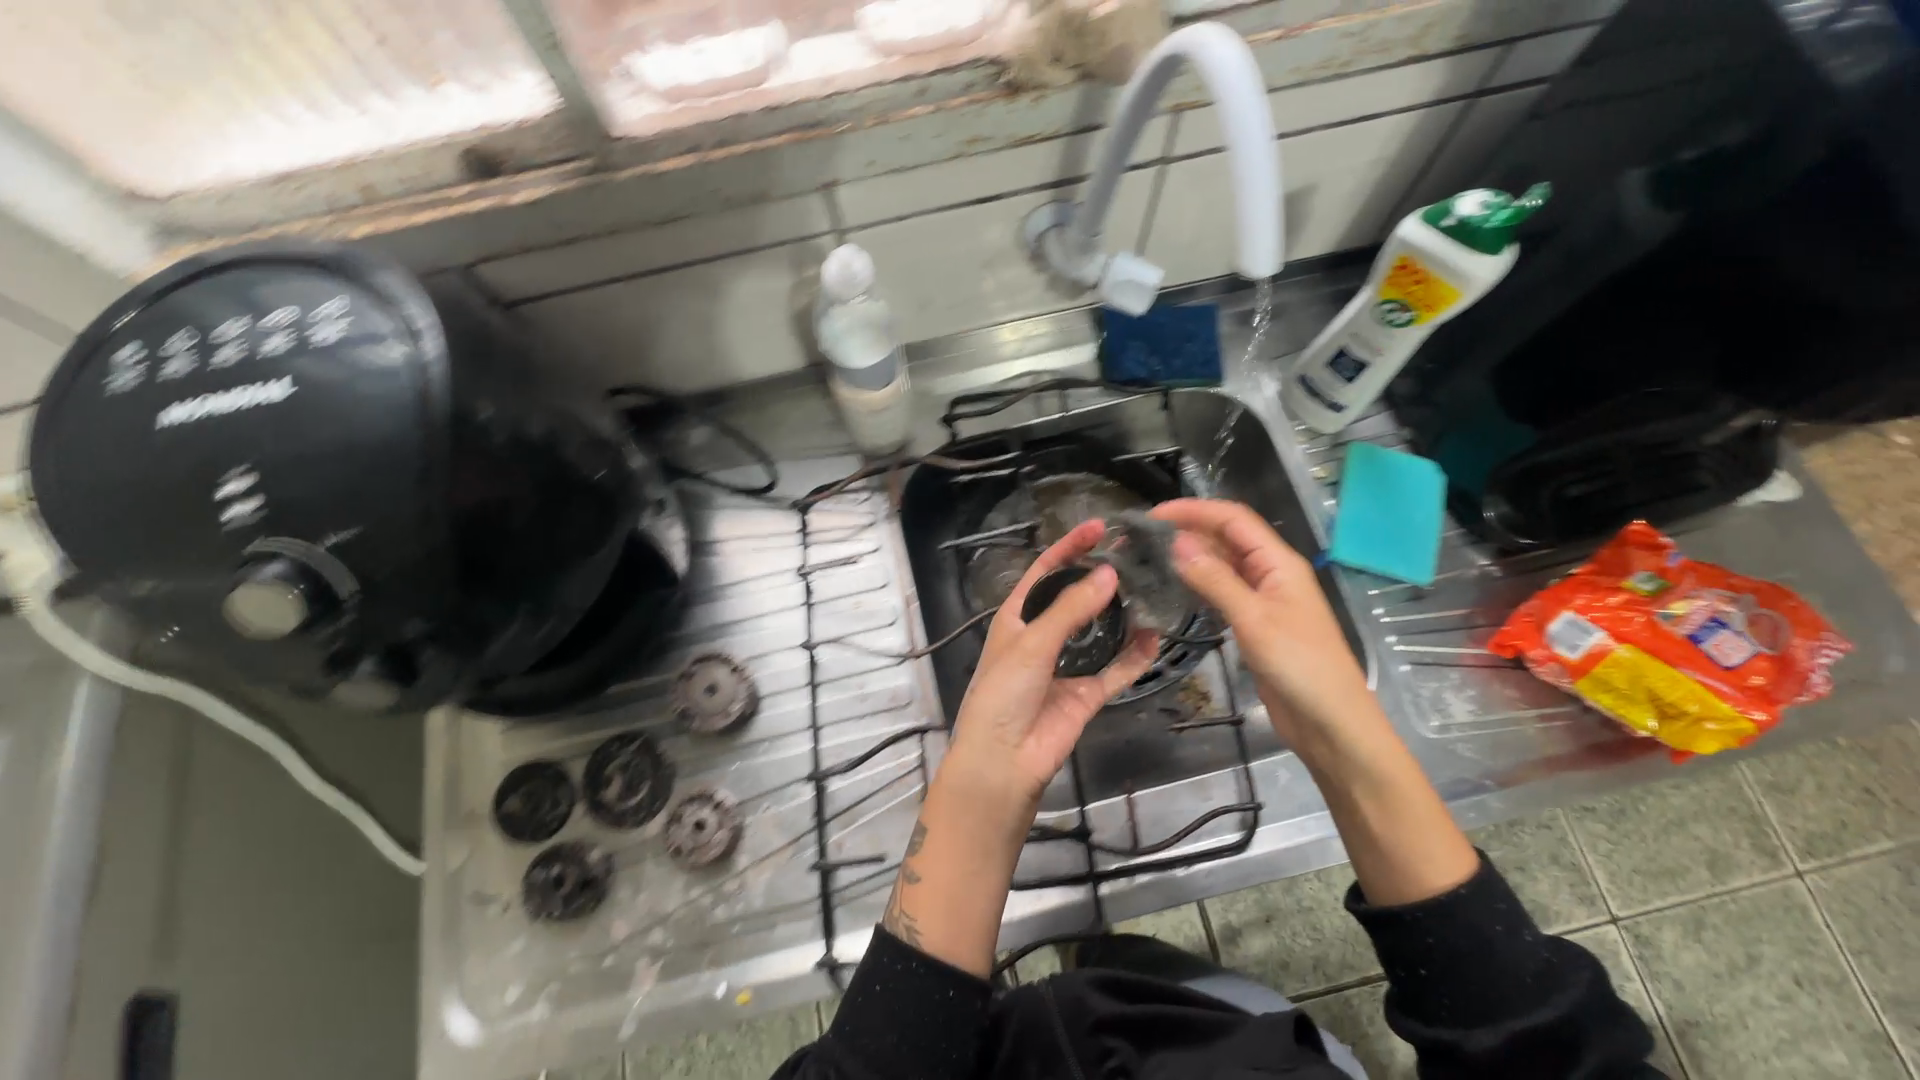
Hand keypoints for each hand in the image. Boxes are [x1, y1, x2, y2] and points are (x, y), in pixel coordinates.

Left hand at [946, 519, 1158, 804]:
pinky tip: (1157, 637)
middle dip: (1103, 579)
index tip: (1100, 526)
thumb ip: (1070, 609)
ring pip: (1101, 633)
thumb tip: (1110, 574)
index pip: (1045, 572)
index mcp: (1018, 617)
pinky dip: (1136, 656)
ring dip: (1124, 615)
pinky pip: (1117, 670)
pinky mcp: (1087, 693)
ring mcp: (1068, 665)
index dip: (1070, 548)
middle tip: (1139, 558)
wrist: (1003, 761)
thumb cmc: (1003, 693)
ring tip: (1153, 590)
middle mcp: (1043, 636)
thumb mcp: (1031, 643)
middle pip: (1077, 599)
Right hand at [1150, 498, 1376, 745]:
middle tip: (1142, 540)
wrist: (1329, 721)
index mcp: (1278, 562)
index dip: (1193, 511)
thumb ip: (1215, 580)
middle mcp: (1271, 574)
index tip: (1152, 516)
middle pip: (1227, 539)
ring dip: (1191, 558)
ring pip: (1223, 565)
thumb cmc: (1299, 665)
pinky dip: (1198, 585)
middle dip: (1188, 532)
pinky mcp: (1255, 624)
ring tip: (1150, 559)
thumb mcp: (1254, 619)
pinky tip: (1174, 588)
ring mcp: (1263, 599)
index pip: (1233, 519)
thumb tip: (1177, 544)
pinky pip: (1223, 593)